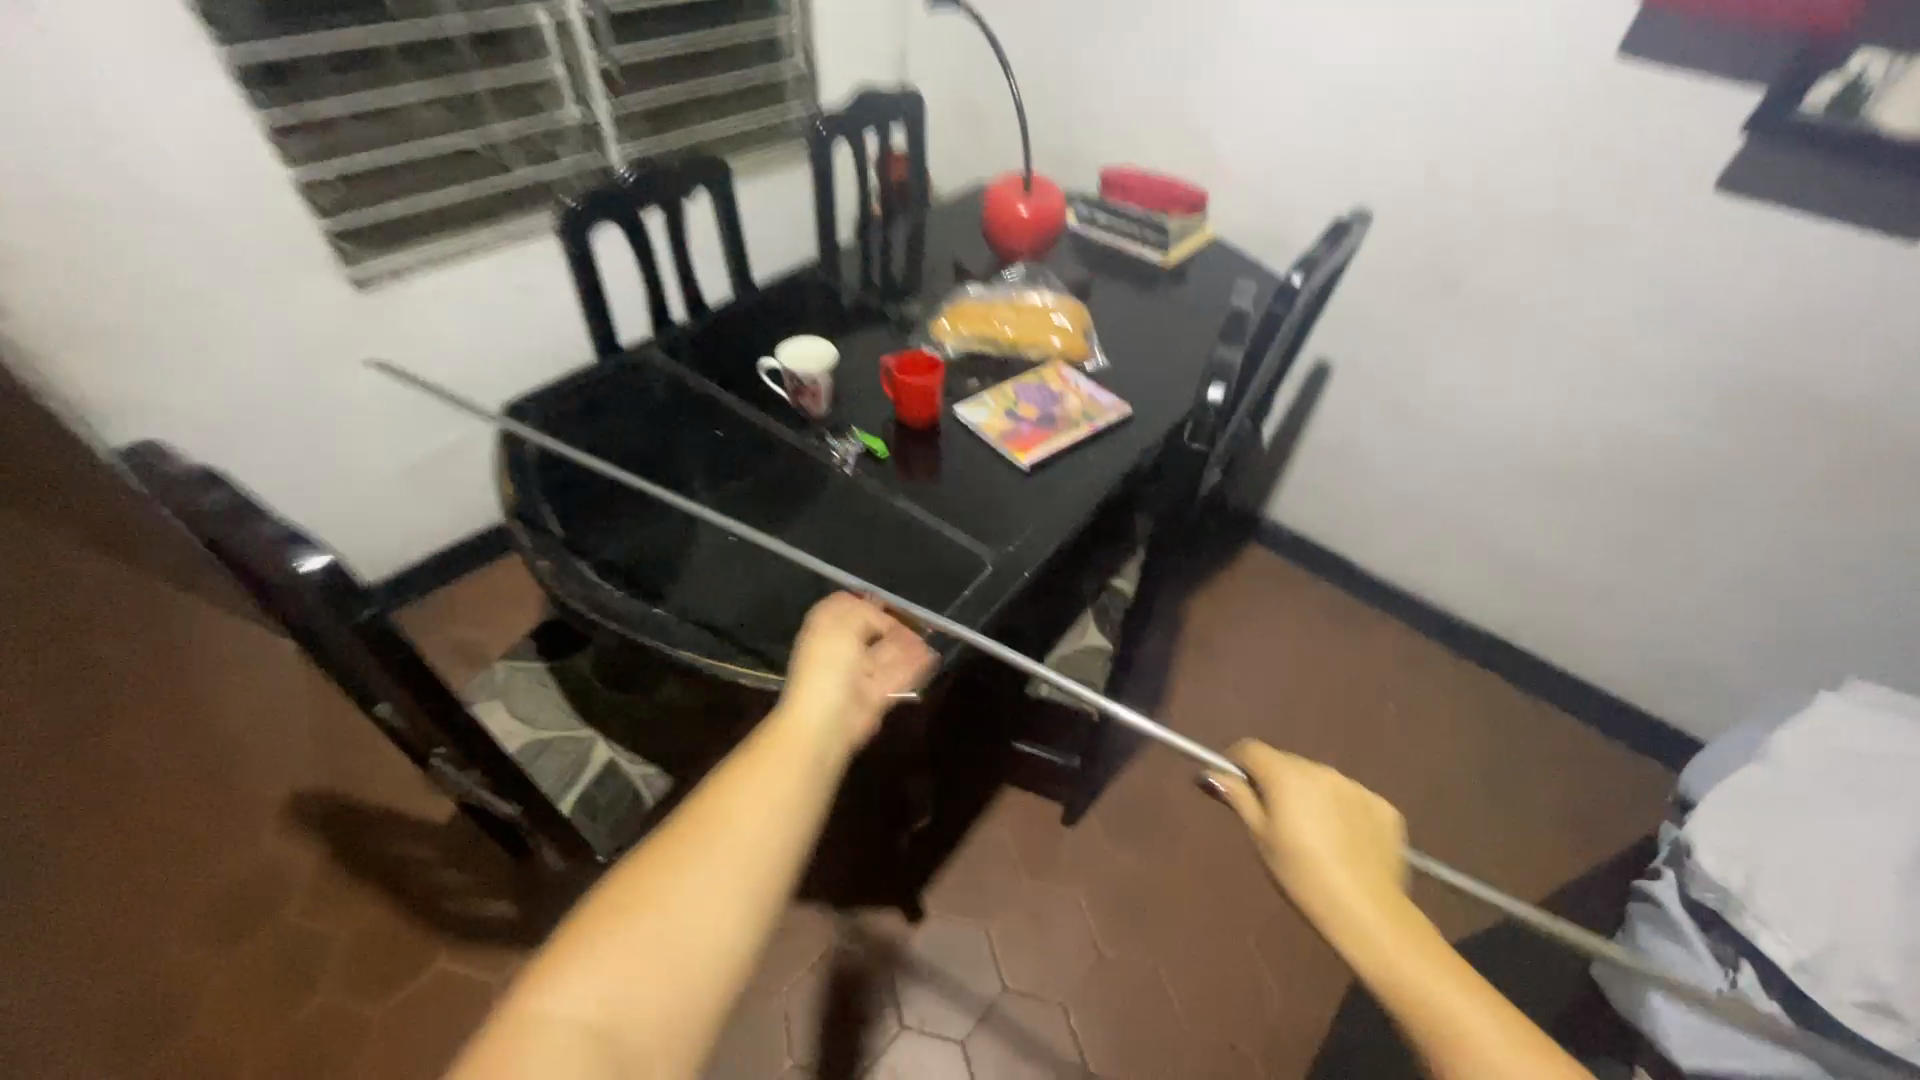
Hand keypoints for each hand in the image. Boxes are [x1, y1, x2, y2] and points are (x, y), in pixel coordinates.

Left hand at [776, 593, 936, 750]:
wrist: (827, 720)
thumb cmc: (830, 665)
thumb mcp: (843, 624)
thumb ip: (866, 612)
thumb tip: (885, 620)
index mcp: (826, 630)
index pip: (847, 607)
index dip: (868, 603)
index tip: (892, 604)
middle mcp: (841, 649)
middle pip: (871, 631)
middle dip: (894, 626)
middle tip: (919, 621)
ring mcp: (858, 674)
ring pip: (886, 654)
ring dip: (907, 646)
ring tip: (928, 640)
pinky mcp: (874, 696)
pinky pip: (896, 676)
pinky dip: (912, 667)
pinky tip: (930, 658)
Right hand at [1206, 740, 1409, 930]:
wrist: (1365, 910)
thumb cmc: (1299, 874)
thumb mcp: (1260, 837)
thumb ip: (1238, 797)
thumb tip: (1210, 773)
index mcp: (1285, 775)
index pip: (1251, 749)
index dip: (1238, 764)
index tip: (1236, 787)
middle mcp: (1321, 770)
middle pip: (1287, 764)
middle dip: (1276, 782)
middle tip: (1275, 820)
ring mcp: (1356, 786)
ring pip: (1320, 780)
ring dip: (1310, 795)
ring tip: (1314, 835)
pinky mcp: (1384, 806)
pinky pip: (1351, 798)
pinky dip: (1342, 811)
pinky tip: (1344, 843)